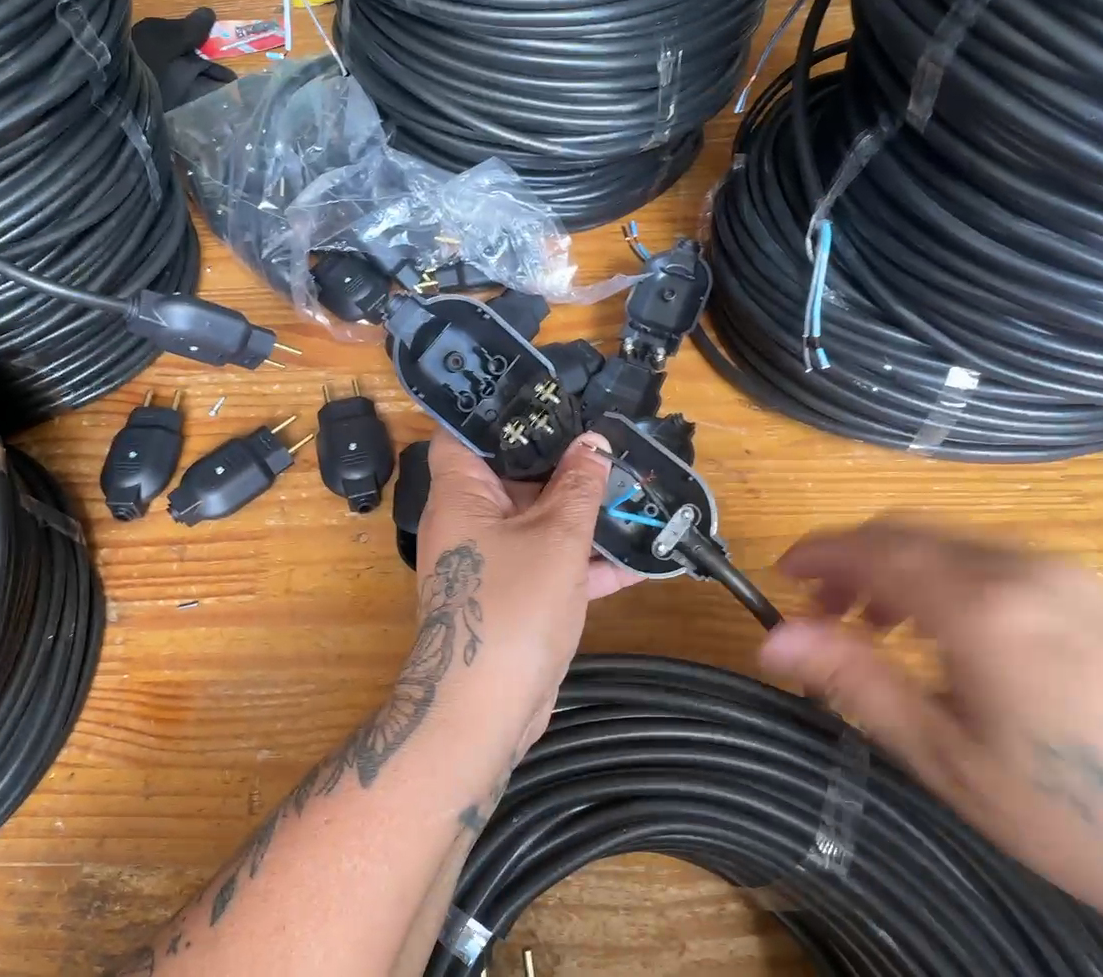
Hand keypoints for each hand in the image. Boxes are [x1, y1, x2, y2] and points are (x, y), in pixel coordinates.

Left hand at [413, 429, 634, 750]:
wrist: (488, 706)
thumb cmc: (513, 605)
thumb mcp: (556, 537)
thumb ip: (579, 487)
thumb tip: (593, 444)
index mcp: (460, 494)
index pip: (463, 434)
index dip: (498, 411)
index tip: (543, 396)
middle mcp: (468, 521)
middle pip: (511, 476)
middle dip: (561, 462)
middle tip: (609, 440)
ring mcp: (491, 560)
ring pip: (538, 521)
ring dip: (583, 512)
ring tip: (636, 490)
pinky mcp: (514, 596)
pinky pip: (551, 563)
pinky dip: (588, 561)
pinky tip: (643, 557)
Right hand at [758, 519, 1102, 976]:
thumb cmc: (1071, 814)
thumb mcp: (943, 755)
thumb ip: (854, 680)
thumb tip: (771, 639)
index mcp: (985, 606)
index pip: (873, 547)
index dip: (816, 553)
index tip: (779, 575)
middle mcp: (1029, 571)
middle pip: (910, 531)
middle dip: (853, 560)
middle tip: (822, 612)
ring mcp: (1073, 578)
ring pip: (953, 540)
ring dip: (898, 567)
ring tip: (877, 626)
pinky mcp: (1099, 595)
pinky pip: (996, 558)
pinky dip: (947, 575)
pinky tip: (945, 632)